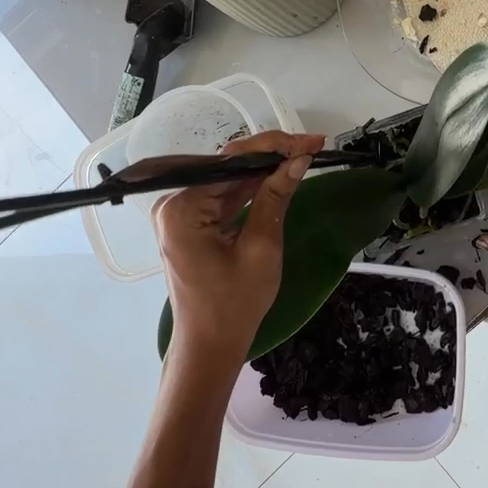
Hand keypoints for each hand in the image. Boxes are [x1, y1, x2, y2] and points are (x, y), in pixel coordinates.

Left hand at [147, 131, 325, 365]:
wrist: (209, 345)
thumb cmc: (235, 304)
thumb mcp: (261, 248)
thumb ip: (276, 198)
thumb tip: (298, 160)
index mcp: (183, 208)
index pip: (233, 162)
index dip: (275, 148)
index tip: (311, 142)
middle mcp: (174, 202)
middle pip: (229, 165)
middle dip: (272, 153)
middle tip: (313, 146)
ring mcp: (180, 212)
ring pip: (229, 178)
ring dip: (266, 167)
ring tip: (304, 154)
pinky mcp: (191, 223)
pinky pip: (224, 195)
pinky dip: (253, 186)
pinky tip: (280, 174)